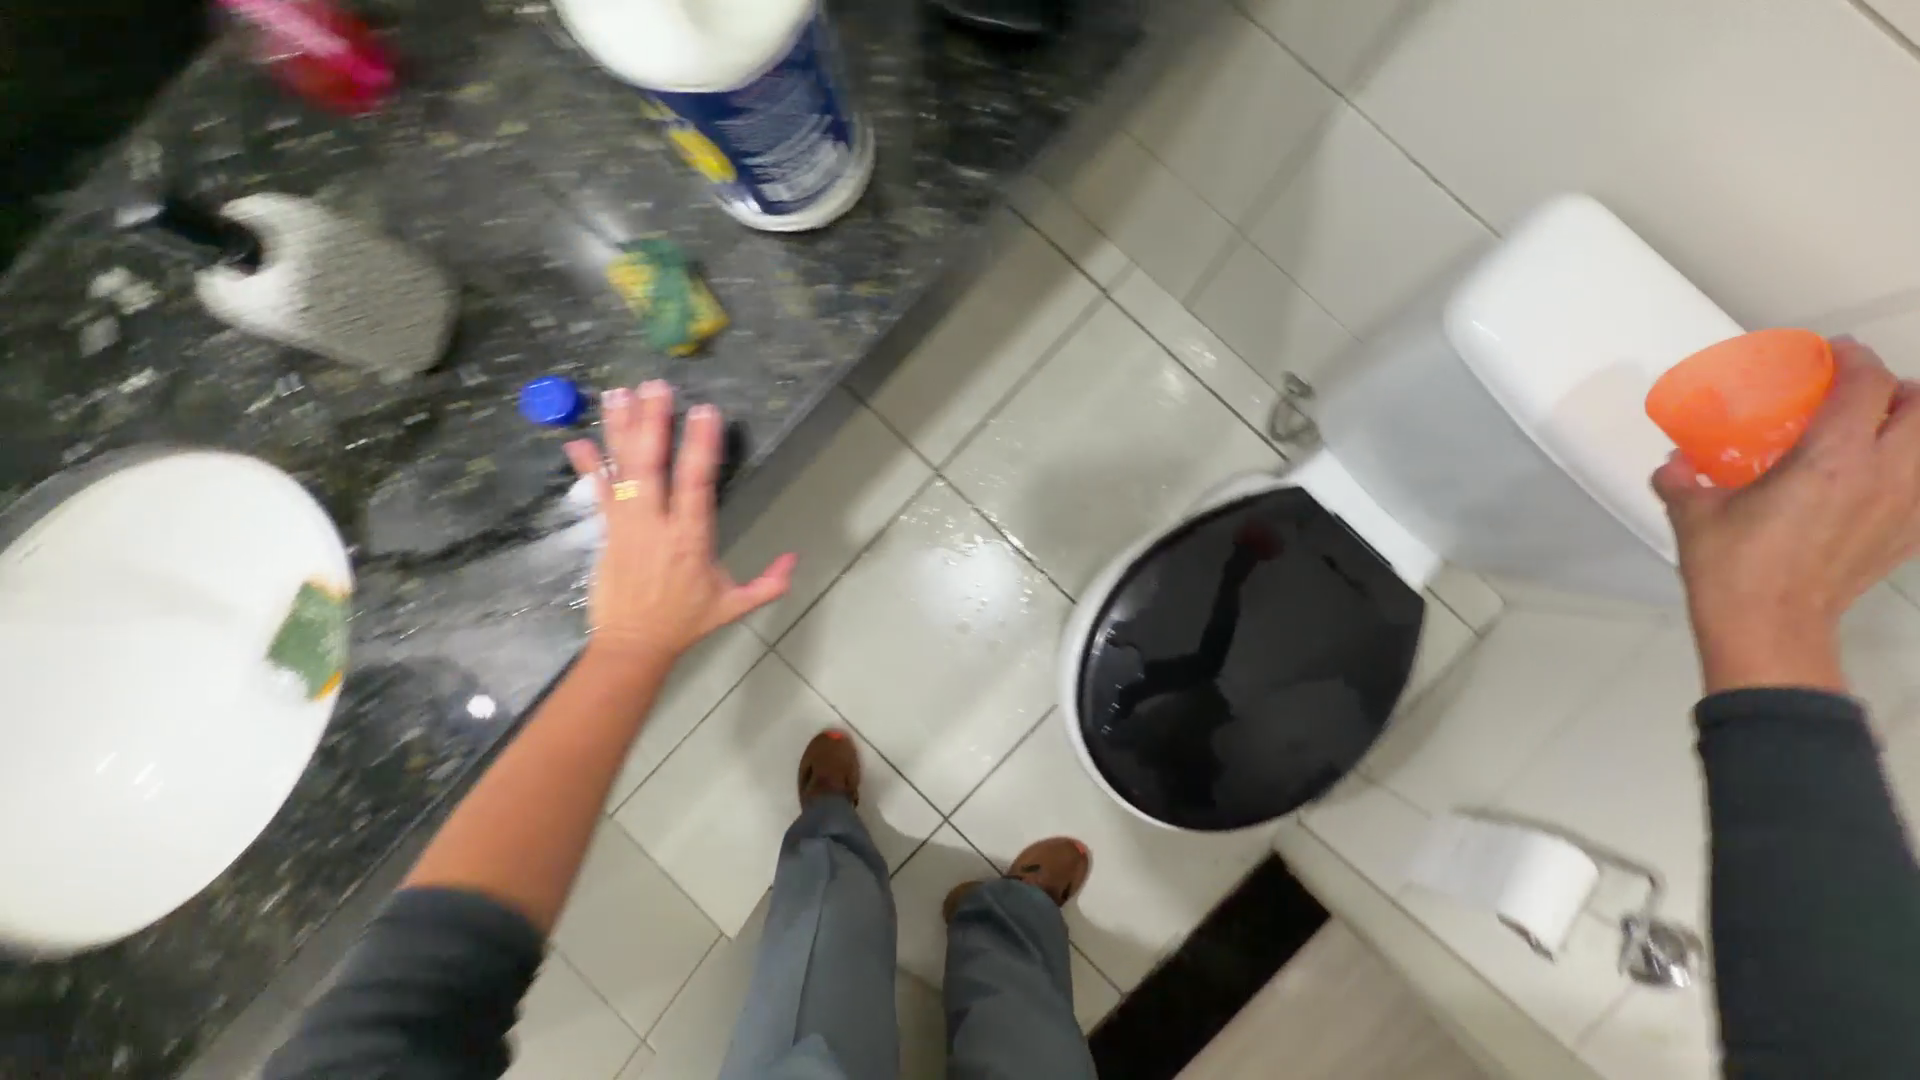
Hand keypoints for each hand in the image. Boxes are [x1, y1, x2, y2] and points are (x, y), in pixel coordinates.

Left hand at [564, 381, 794, 661]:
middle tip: (657, 387)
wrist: (634, 645)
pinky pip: (597, 494)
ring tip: (619, 394)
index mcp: (691, 540)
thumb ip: (769, 584)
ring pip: (623, 472)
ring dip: (620, 431)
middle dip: (654, 424)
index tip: (705, 411)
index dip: (700, 446)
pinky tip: (577, 440)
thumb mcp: (735, 606)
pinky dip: (587, 467)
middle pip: (652, 467)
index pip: (696, 484)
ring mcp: (626, 527)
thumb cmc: (686, 622)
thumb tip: (795, 558)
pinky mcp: (605, 533)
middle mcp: (656, 526)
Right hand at [1654, 340, 1919, 692]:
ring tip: (1879, 432)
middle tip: (1860, 393)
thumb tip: (1676, 464)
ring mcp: (1907, 505)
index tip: (1835, 353)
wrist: (1769, 623)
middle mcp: (1883, 475)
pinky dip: (1914, 470)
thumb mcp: (1691, 513)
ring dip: (1913, 426)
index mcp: (1830, 462)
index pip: (1866, 387)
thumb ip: (1682, 479)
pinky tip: (1885, 480)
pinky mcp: (1914, 532)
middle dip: (1899, 389)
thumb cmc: (1733, 568)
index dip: (1854, 360)